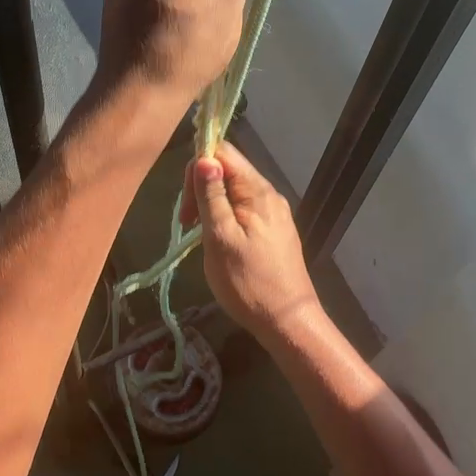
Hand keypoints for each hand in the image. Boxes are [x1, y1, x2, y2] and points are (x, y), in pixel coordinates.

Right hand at [188, 141, 320, 344]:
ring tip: (200, 236)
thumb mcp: (220, 237)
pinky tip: (218, 242)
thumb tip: (203, 158)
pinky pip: (243, 209)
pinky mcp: (273, 231)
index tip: (187, 200)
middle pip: (228, 170)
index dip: (198, 166)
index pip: (223, 152)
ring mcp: (273, 213)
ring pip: (233, 191)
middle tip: (188, 224)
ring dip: (210, 205)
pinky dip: (224, 218)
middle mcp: (269, 194)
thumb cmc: (249, 282)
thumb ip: (211, 196)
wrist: (288, 323)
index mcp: (257, 191)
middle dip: (201, 188)